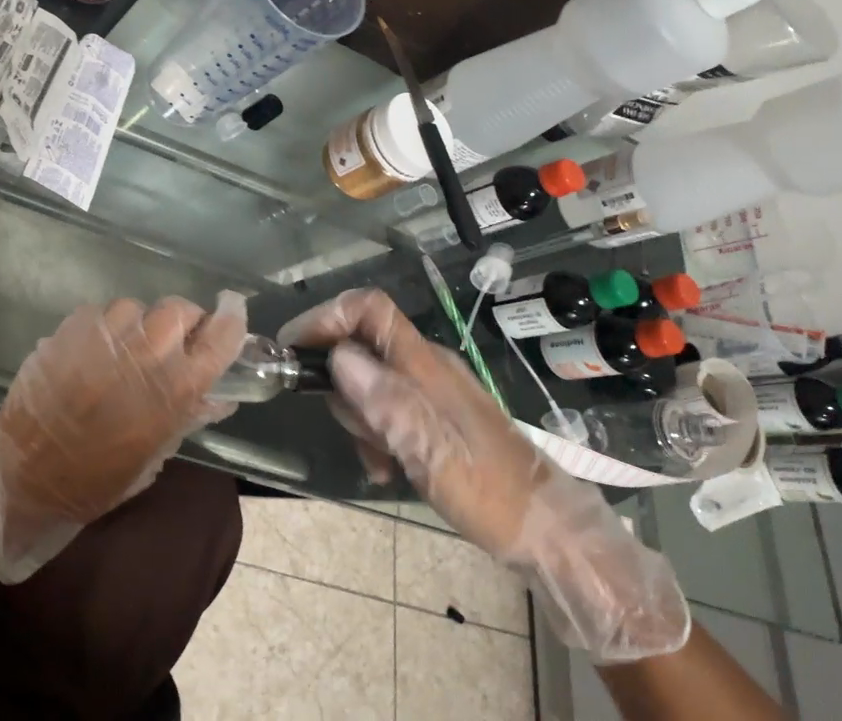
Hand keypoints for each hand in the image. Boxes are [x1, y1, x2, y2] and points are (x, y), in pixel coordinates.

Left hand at [0, 292, 246, 582]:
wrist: (26, 472)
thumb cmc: (97, 478)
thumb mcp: (153, 455)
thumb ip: (186, 416)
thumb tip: (216, 396)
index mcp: (174, 389)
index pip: (220, 337)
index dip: (231, 320)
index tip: (231, 310)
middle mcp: (145, 353)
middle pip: (178, 310)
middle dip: (180, 322)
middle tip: (171, 343)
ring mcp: (104, 336)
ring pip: (135, 307)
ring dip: (138, 325)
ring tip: (125, 350)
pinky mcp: (70, 328)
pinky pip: (99, 313)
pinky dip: (104, 328)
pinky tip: (94, 353)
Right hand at [282, 289, 689, 662]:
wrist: (547, 532)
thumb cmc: (488, 490)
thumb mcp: (428, 447)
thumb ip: (383, 398)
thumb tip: (336, 356)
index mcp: (424, 364)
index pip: (368, 308)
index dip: (325, 317)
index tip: (294, 351)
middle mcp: (425, 368)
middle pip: (358, 349)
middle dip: (339, 387)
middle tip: (355, 431)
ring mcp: (430, 393)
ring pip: (366, 385)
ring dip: (358, 420)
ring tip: (379, 459)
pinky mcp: (433, 419)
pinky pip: (384, 412)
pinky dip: (375, 437)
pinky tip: (387, 469)